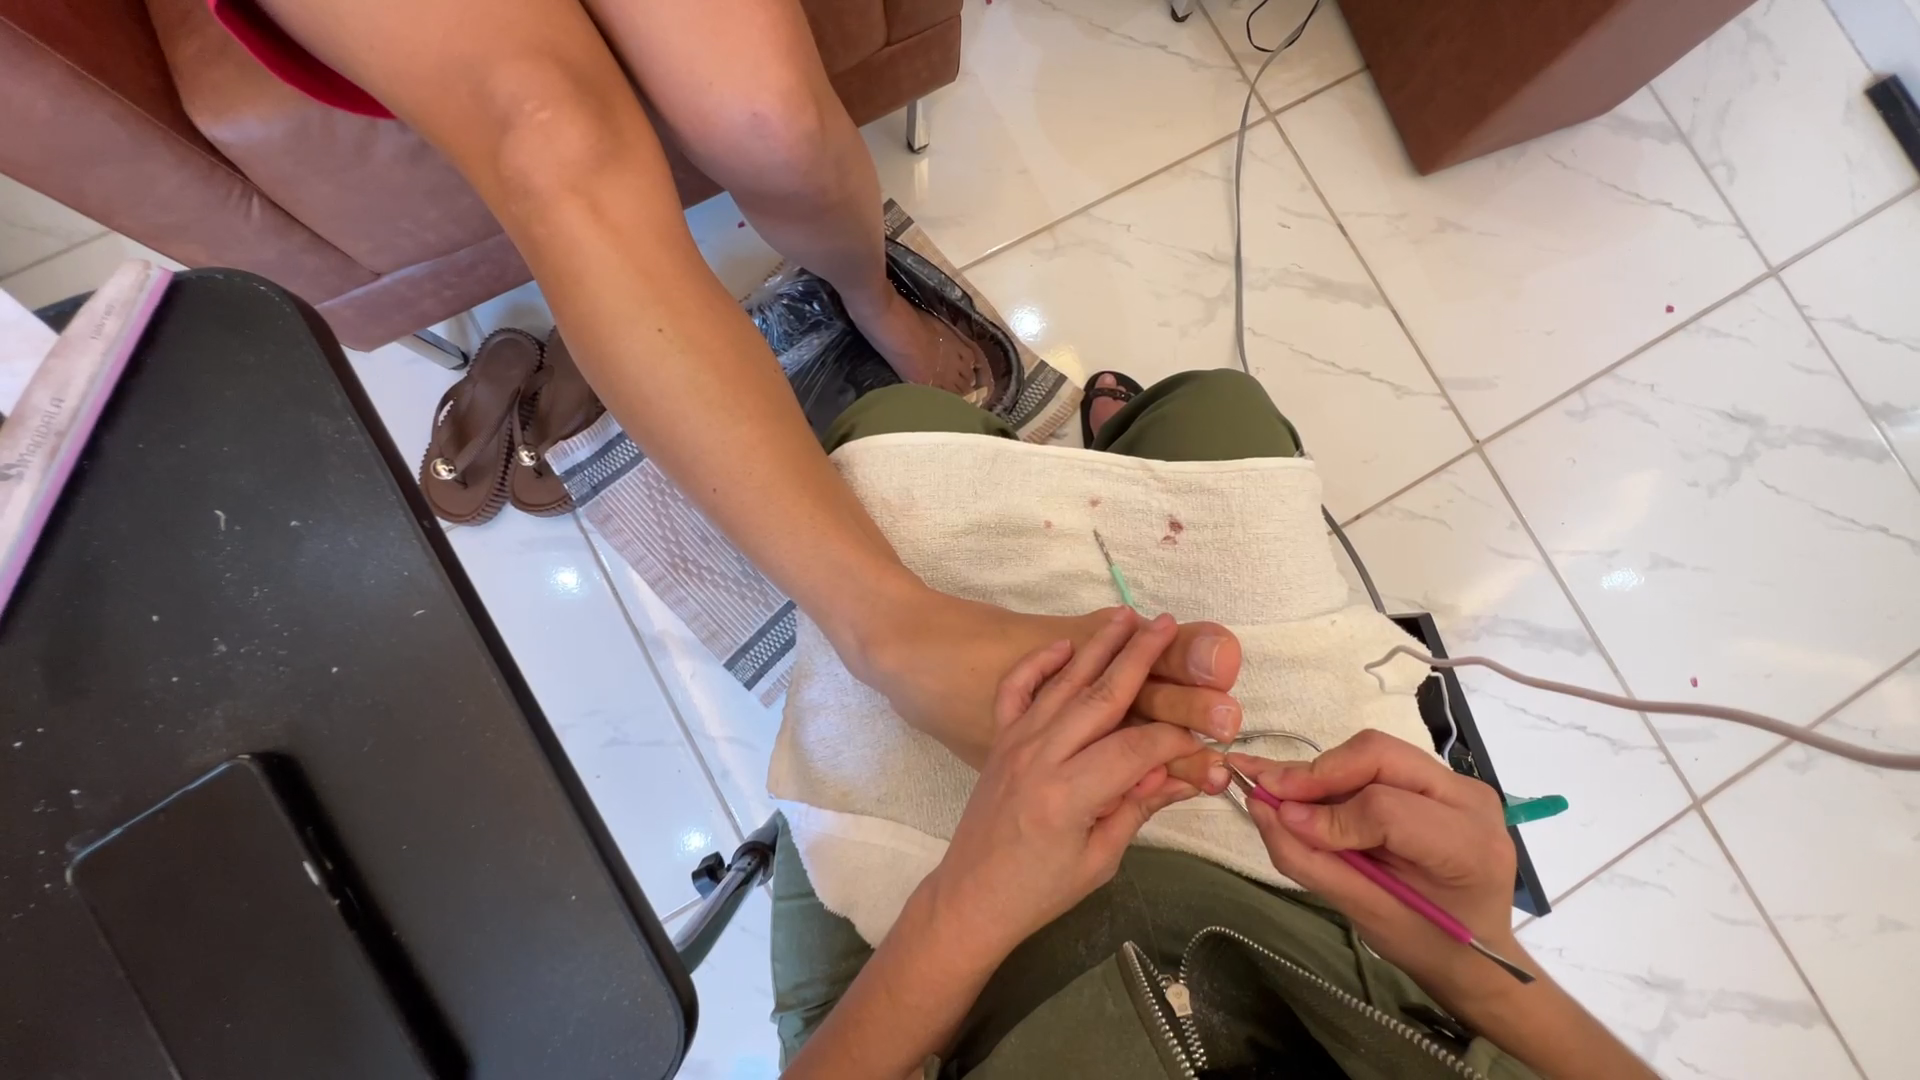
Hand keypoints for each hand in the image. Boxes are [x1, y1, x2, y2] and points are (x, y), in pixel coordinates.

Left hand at [923, 611, 1202, 956]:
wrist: (972, 895)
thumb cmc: (1040, 889)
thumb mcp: (1100, 859)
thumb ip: (1139, 807)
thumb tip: (1188, 773)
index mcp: (1068, 794)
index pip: (1136, 748)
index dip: (1174, 739)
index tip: (1203, 736)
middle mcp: (1041, 756)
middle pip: (1101, 696)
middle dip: (1139, 657)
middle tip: (1167, 624)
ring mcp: (1015, 741)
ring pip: (1064, 684)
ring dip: (1096, 647)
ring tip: (1125, 616)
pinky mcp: (1000, 739)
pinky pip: (1016, 691)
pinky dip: (1038, 664)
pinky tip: (1062, 644)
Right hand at [1233, 730, 1518, 996]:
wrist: (1473, 950)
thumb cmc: (1425, 941)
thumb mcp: (1365, 913)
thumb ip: (1308, 859)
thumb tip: (1259, 806)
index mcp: (1468, 846)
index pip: (1387, 809)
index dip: (1329, 815)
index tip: (1282, 823)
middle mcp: (1467, 799)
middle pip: (1377, 755)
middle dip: (1317, 772)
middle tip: (1268, 790)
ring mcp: (1451, 782)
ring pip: (1368, 751)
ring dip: (1318, 771)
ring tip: (1271, 785)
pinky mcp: (1430, 776)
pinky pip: (1369, 761)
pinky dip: (1328, 774)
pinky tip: (1290, 781)